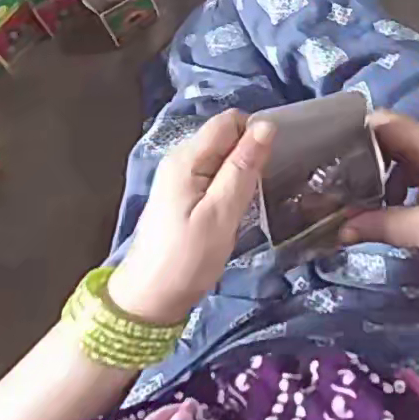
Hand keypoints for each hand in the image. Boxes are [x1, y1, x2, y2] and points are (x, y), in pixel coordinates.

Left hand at [109, 110, 275, 324]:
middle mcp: (180, 158)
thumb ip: (243, 168)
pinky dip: (229, 185)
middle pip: (225, 136)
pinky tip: (233, 210)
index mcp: (187, 158)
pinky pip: (213, 174)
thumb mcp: (221, 213)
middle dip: (248, 154)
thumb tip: (266, 125)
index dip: (254, 134)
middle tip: (258, 191)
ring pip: (222, 156)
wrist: (149, 299)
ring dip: (240, 172)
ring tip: (247, 203)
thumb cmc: (187, 258)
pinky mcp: (182, 194)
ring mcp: (179, 176)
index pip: (229, 121)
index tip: (269, 165)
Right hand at [340, 111, 418, 274]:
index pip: (382, 121)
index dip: (354, 131)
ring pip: (398, 149)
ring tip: (354, 190)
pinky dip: (395, 176)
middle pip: (388, 133)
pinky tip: (385, 200)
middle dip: (361, 152)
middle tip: (334, 173)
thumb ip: (381, 225)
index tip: (328, 151)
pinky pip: (411, 162)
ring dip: (378, 167)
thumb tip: (339, 230)